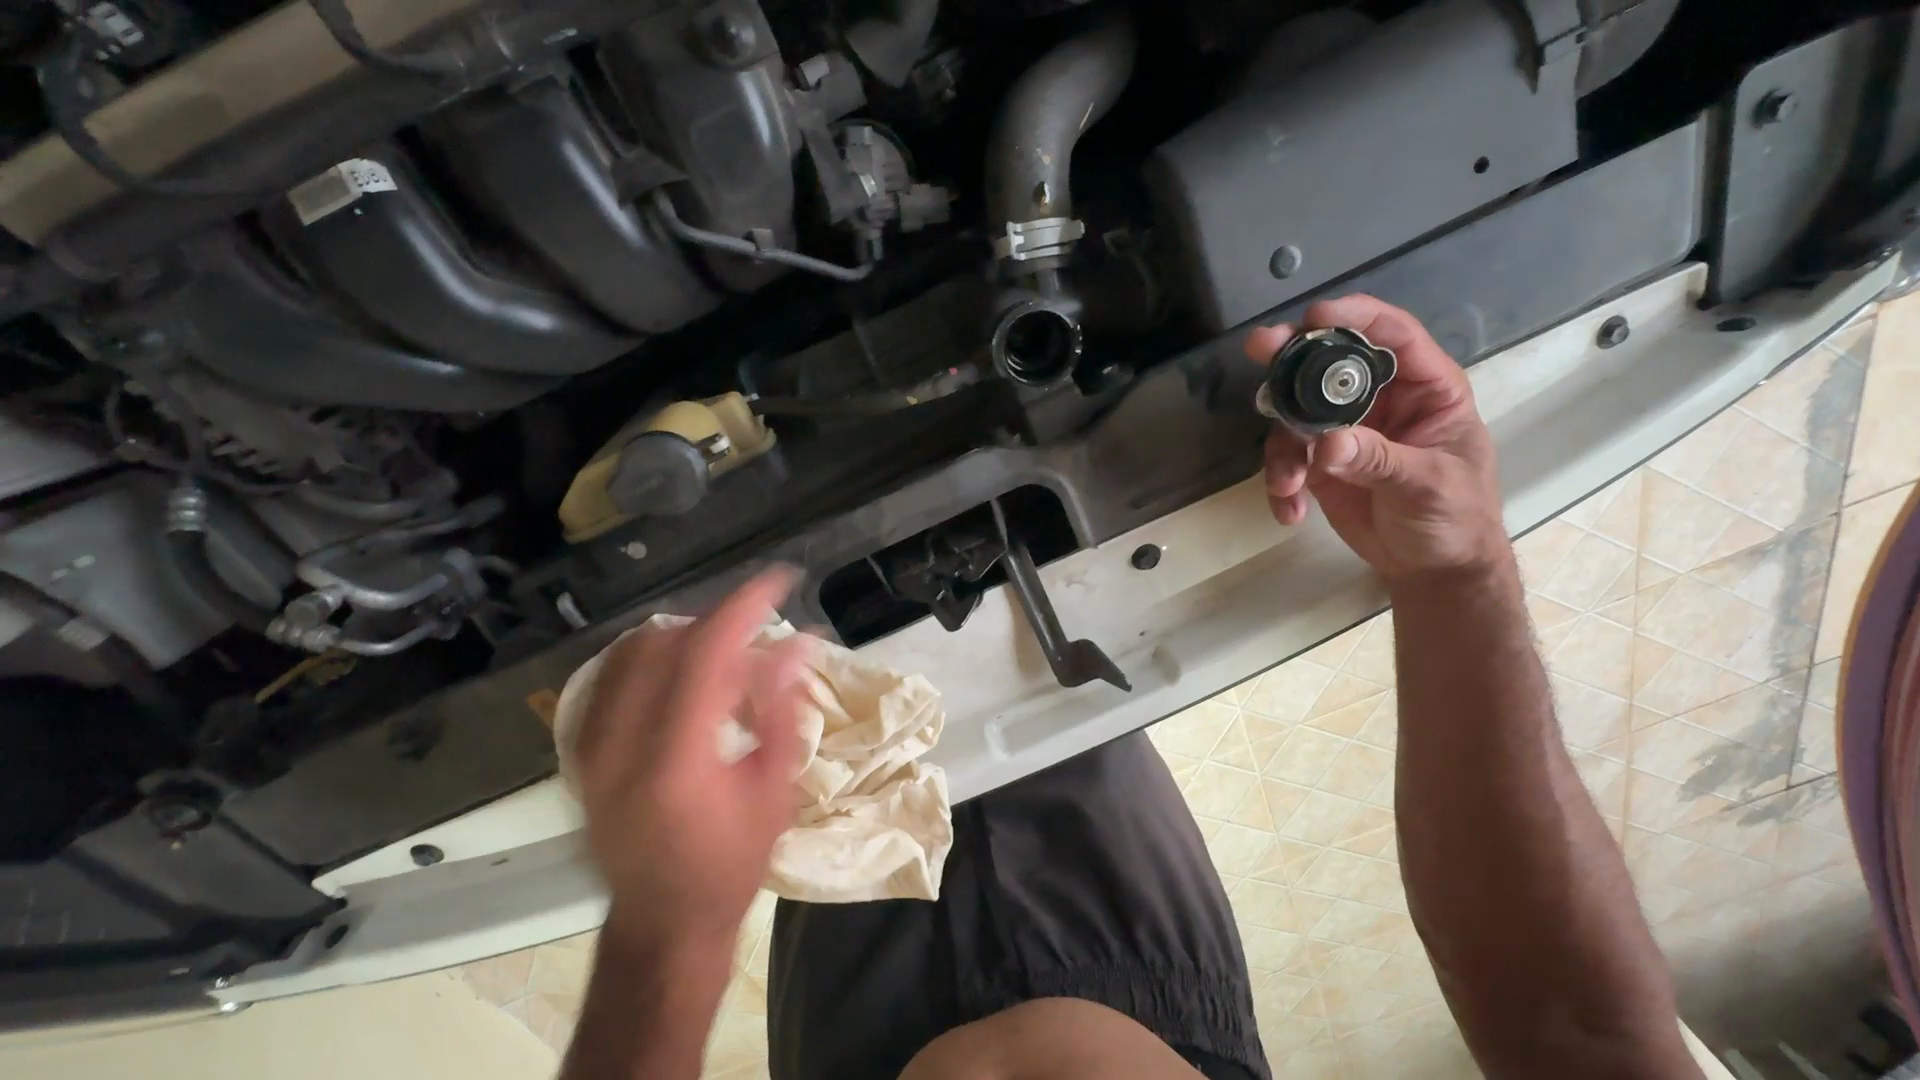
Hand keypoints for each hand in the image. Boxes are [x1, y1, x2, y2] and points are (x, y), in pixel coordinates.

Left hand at [572, 568, 811, 949]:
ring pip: (630, 653)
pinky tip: (677, 674)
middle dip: (716, 623)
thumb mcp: (774, 791)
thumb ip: (781, 711)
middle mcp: (623, 745)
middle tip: (754, 638)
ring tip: (721, 657)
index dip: (745, 606)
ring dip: (681, 638)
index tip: (779, 581)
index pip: (706, 653)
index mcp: (677, 760)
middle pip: (664, 642)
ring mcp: (592, 748)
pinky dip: (647, 660)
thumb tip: (797, 644)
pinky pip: (608, 679)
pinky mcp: (581, 753)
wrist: (663, 923)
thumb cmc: (731, 864)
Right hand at [1246, 295, 1507, 580]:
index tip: (1315, 316)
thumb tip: (1326, 444)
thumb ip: (1379, 461)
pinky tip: (1290, 512)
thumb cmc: (1456, 516)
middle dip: (1291, 359)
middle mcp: (1380, 399)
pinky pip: (1287, 459)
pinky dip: (1281, 484)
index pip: (1392, 335)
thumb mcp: (1428, 485)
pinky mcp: (1319, 463)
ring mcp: (1345, 430)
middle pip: (1329, 362)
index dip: (1355, 317)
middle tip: (1259, 347)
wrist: (1433, 569)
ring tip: (1287, 484)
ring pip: (1296, 413)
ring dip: (1282, 448)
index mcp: (1423, 388)